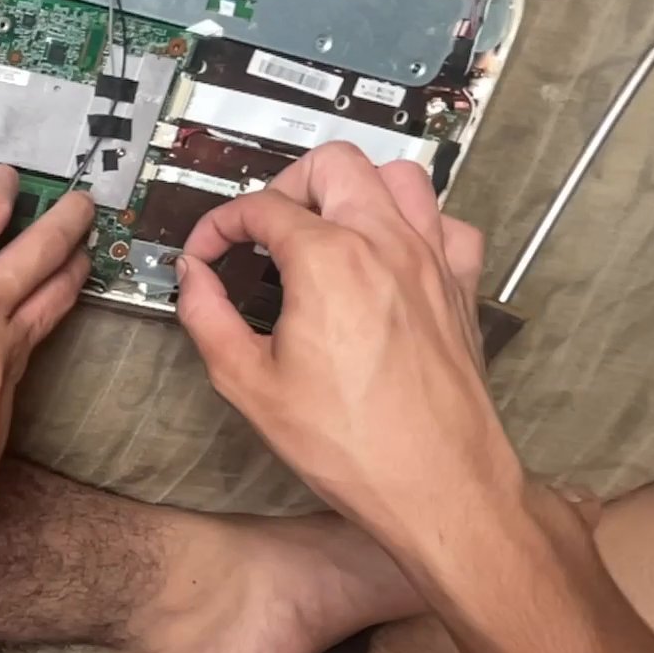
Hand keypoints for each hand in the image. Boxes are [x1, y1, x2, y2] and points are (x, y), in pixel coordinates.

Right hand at [173, 142, 530, 558]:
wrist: (439, 489)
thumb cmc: (343, 440)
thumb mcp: (244, 380)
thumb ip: (205, 314)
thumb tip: (191, 276)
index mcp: (328, 261)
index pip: (259, 208)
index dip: (217, 226)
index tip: (203, 257)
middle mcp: (385, 244)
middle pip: (332, 164)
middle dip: (282, 186)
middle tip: (259, 232)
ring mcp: (433, 260)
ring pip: (398, 175)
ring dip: (347, 189)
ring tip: (316, 228)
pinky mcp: (462, 287)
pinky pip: (444, 221)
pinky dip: (408, 221)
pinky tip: (380, 255)